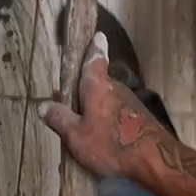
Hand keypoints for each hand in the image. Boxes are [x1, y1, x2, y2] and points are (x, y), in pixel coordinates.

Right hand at [38, 32, 176, 178]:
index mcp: (97, 86)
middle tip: (74, 97)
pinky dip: (110, 119)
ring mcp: (131, 102)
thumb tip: (42, 106)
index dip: (94, 48)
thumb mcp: (76, 135)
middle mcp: (115, 88)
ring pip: (110, 99)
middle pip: (100, 82)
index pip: (95, 59)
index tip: (98, 35)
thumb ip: (60, 119)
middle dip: (89, 88)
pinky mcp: (140, 118)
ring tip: (87, 123)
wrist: (154, 159)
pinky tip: (105, 136)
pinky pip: (119, 113)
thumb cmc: (110, 142)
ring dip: (100, 106)